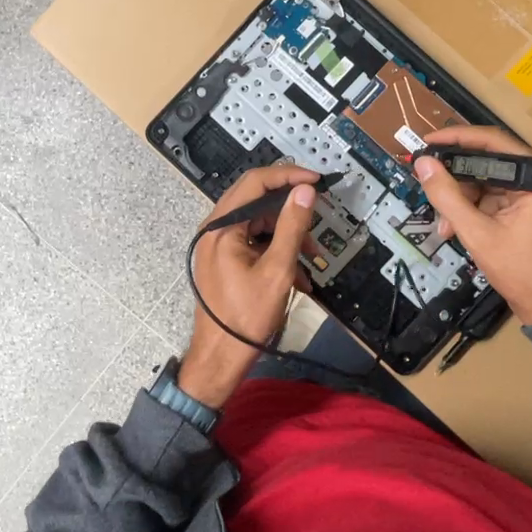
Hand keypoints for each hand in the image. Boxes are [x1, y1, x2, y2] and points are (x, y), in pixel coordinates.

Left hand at [184, 164, 318, 407]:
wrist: (221, 356)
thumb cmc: (246, 316)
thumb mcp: (277, 270)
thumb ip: (292, 227)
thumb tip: (306, 191)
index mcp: (221, 226)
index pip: (255, 182)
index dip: (288, 175)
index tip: (317, 180)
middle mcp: (214, 228)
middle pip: (256, 200)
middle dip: (290, 208)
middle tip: (318, 215)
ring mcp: (217, 243)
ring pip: (258, 223)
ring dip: (287, 234)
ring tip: (311, 257)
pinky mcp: (223, 258)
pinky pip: (253, 242)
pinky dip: (275, 250)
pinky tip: (297, 274)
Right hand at [413, 126, 531, 324]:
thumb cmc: (522, 273)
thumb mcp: (477, 233)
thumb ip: (447, 197)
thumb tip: (424, 165)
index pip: (495, 144)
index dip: (457, 139)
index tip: (429, 143)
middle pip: (490, 165)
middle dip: (457, 180)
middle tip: (430, 186)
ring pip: (490, 184)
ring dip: (463, 200)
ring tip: (446, 224)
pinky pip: (498, 200)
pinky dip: (476, 211)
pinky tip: (459, 226)